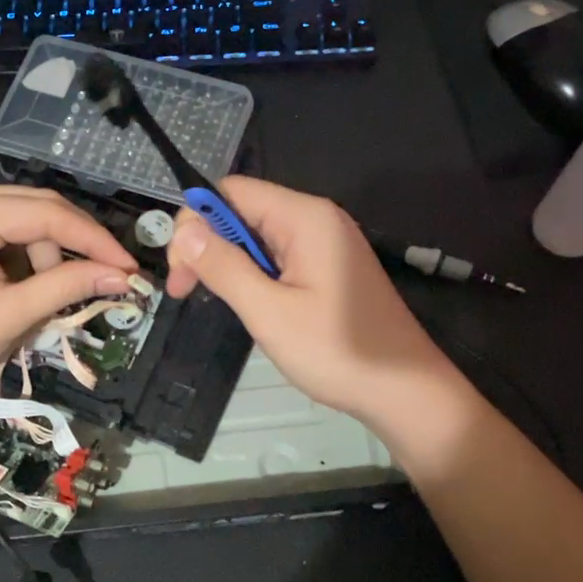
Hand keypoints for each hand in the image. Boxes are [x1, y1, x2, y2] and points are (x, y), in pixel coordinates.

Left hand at [0, 183, 138, 397]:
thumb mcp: (12, 315)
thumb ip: (67, 288)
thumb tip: (122, 277)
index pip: (46, 214)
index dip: (93, 240)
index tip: (128, 268)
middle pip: (39, 209)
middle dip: (74, 246)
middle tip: (110, 278)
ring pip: (28, 220)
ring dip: (48, 256)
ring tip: (43, 299)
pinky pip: (9, 230)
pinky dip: (29, 257)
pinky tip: (28, 287)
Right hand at [166, 176, 467, 427]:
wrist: (403, 389)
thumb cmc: (337, 352)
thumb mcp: (269, 312)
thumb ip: (225, 268)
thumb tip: (184, 233)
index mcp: (305, 218)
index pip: (232, 191)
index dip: (196, 223)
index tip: (179, 272)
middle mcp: (317, 220)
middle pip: (244, 212)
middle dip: (207, 245)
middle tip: (183, 293)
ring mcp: (327, 246)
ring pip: (259, 238)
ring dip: (229, 264)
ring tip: (215, 303)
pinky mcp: (330, 270)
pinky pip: (280, 258)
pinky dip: (254, 276)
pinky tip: (248, 305)